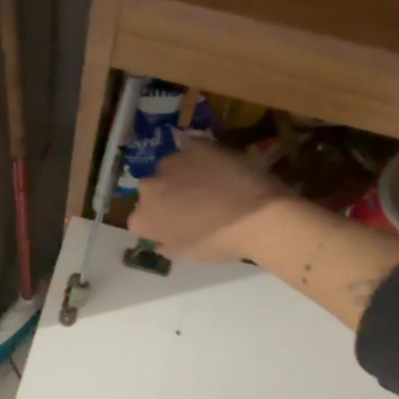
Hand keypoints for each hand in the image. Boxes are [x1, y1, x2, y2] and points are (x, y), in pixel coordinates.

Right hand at [129, 137, 292, 262]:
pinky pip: (190, 149)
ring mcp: (172, 162)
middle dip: (167, 196)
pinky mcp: (195, 144)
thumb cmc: (222, 242)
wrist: (259, 215)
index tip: (175, 228)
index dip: (157, 224)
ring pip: (170, 168)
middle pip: (152, 191)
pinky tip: (216, 165)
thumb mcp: (190, 254)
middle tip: (192, 205)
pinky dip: (199, 156)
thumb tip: (162, 241)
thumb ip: (169, 245)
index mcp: (144, 218)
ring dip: (181, 175)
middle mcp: (149, 187)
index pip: (139, 221)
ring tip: (208, 183)